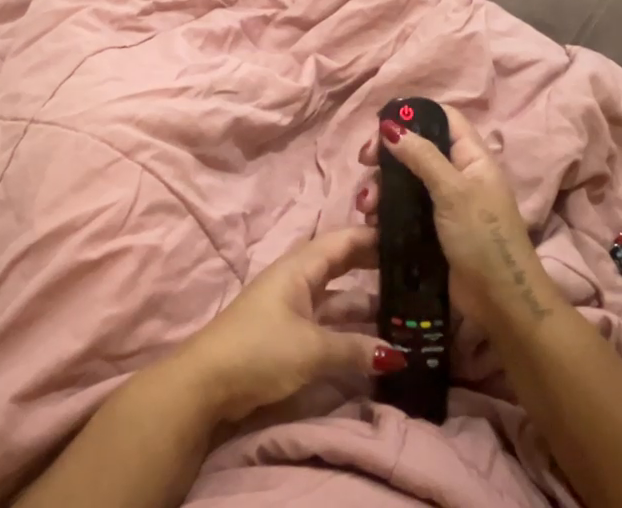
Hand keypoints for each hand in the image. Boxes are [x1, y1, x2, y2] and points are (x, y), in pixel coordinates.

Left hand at [171, 228, 404, 421]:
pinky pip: (328, 324)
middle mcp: (297, 281)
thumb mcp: (312, 349)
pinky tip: (378, 345)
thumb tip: (397, 355)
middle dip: (374, 269)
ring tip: (407, 315)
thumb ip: (355, 349)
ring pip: (337, 300)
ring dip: (366, 307)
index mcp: (298, 268)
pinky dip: (351, 331)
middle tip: (415, 274)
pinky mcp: (289, 337)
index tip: (410, 237)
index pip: (342, 241)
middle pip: (341, 267)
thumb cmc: (259, 350)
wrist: (206, 384)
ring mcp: (292, 309)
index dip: (373, 236)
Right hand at [355, 106, 557, 325]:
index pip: (442, 119)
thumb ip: (422, 156)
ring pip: (402, 181)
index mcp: (472, 157)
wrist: (499, 300)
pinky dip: (384, 212)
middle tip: (364, 163)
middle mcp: (457, 175)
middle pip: (415, 149)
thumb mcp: (453, 191)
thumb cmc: (483, 238)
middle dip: (386, 156)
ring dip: (379, 188)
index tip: (381, 126)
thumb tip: (390, 126)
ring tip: (366, 207)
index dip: (412, 115)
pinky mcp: (429, 229)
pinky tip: (371, 223)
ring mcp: (442, 204)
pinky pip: (401, 210)